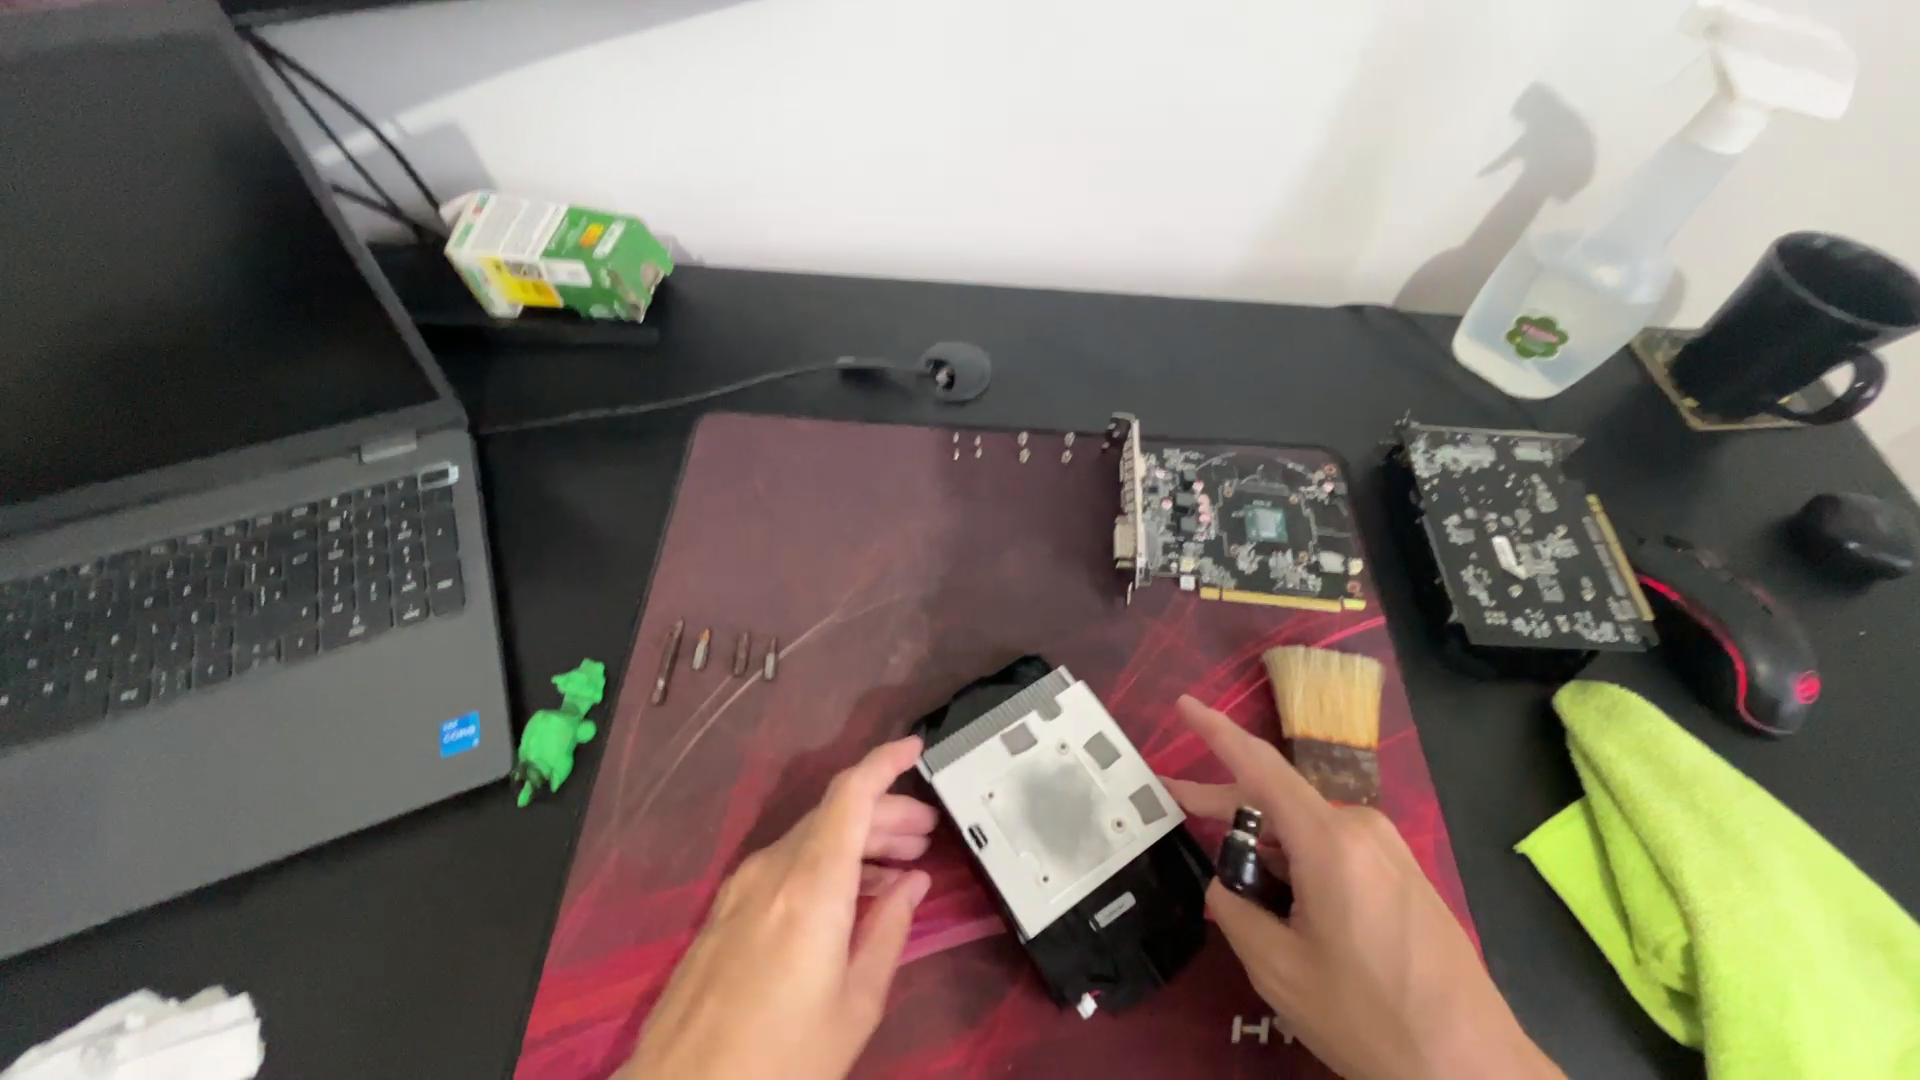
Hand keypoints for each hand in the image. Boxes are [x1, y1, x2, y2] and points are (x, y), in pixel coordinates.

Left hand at [617, 737, 936, 1079]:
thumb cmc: (781, 1060)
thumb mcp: (855, 1003)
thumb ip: (889, 931)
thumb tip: (913, 884)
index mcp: (812, 887)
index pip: (851, 795)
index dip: (886, 762)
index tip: (915, 749)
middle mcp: (773, 871)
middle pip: (835, 814)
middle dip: (885, 813)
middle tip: (925, 835)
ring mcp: (742, 888)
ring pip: (810, 837)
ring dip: (857, 839)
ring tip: (899, 865)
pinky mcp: (726, 910)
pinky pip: (786, 864)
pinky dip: (825, 863)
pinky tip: (849, 895)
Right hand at [1162, 697, 1560, 1079]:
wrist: (1475, 1068)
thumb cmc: (1370, 1016)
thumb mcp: (1280, 970)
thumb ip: (1234, 912)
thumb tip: (1223, 886)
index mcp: (1329, 842)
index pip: (1260, 768)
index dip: (1215, 731)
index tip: (1183, 705)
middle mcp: (1361, 829)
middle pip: (1278, 799)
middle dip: (1224, 803)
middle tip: (1175, 806)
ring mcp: (1389, 850)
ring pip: (1305, 827)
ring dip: (1263, 842)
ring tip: (1233, 879)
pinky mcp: (1403, 873)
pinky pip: (1334, 847)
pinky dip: (1295, 858)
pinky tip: (1282, 896)